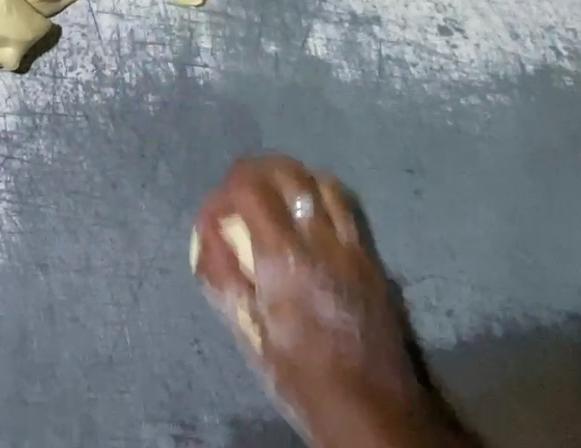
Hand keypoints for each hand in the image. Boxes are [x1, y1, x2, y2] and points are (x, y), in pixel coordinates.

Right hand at [194, 156, 470, 447]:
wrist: (374, 409)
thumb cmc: (299, 373)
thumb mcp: (246, 329)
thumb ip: (222, 273)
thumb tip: (207, 232)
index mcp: (283, 256)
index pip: (249, 186)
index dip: (225, 188)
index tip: (215, 211)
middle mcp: (321, 241)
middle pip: (288, 172)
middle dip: (255, 171)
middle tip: (238, 190)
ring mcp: (353, 247)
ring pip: (322, 182)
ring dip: (291, 180)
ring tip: (274, 197)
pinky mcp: (373, 260)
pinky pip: (344, 208)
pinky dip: (320, 198)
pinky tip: (308, 218)